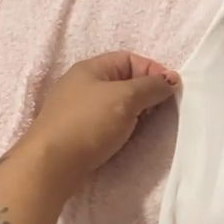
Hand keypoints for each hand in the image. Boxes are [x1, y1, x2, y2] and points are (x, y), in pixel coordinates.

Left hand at [17, 51, 178, 196]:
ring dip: (135, 111)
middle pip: (124, 81)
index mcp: (91, 68)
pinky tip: (127, 137)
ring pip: (116, 103)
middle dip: (146, 92)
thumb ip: (151, 86)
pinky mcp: (77, 132)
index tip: (172, 89)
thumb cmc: (88, 123)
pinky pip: (106, 121)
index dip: (153, 70)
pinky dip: (122, 126)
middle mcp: (83, 84)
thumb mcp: (125, 98)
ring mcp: (78, 109)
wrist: (50, 164)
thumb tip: (170, 80)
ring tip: (146, 124)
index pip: (130, 59)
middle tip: (161, 108)